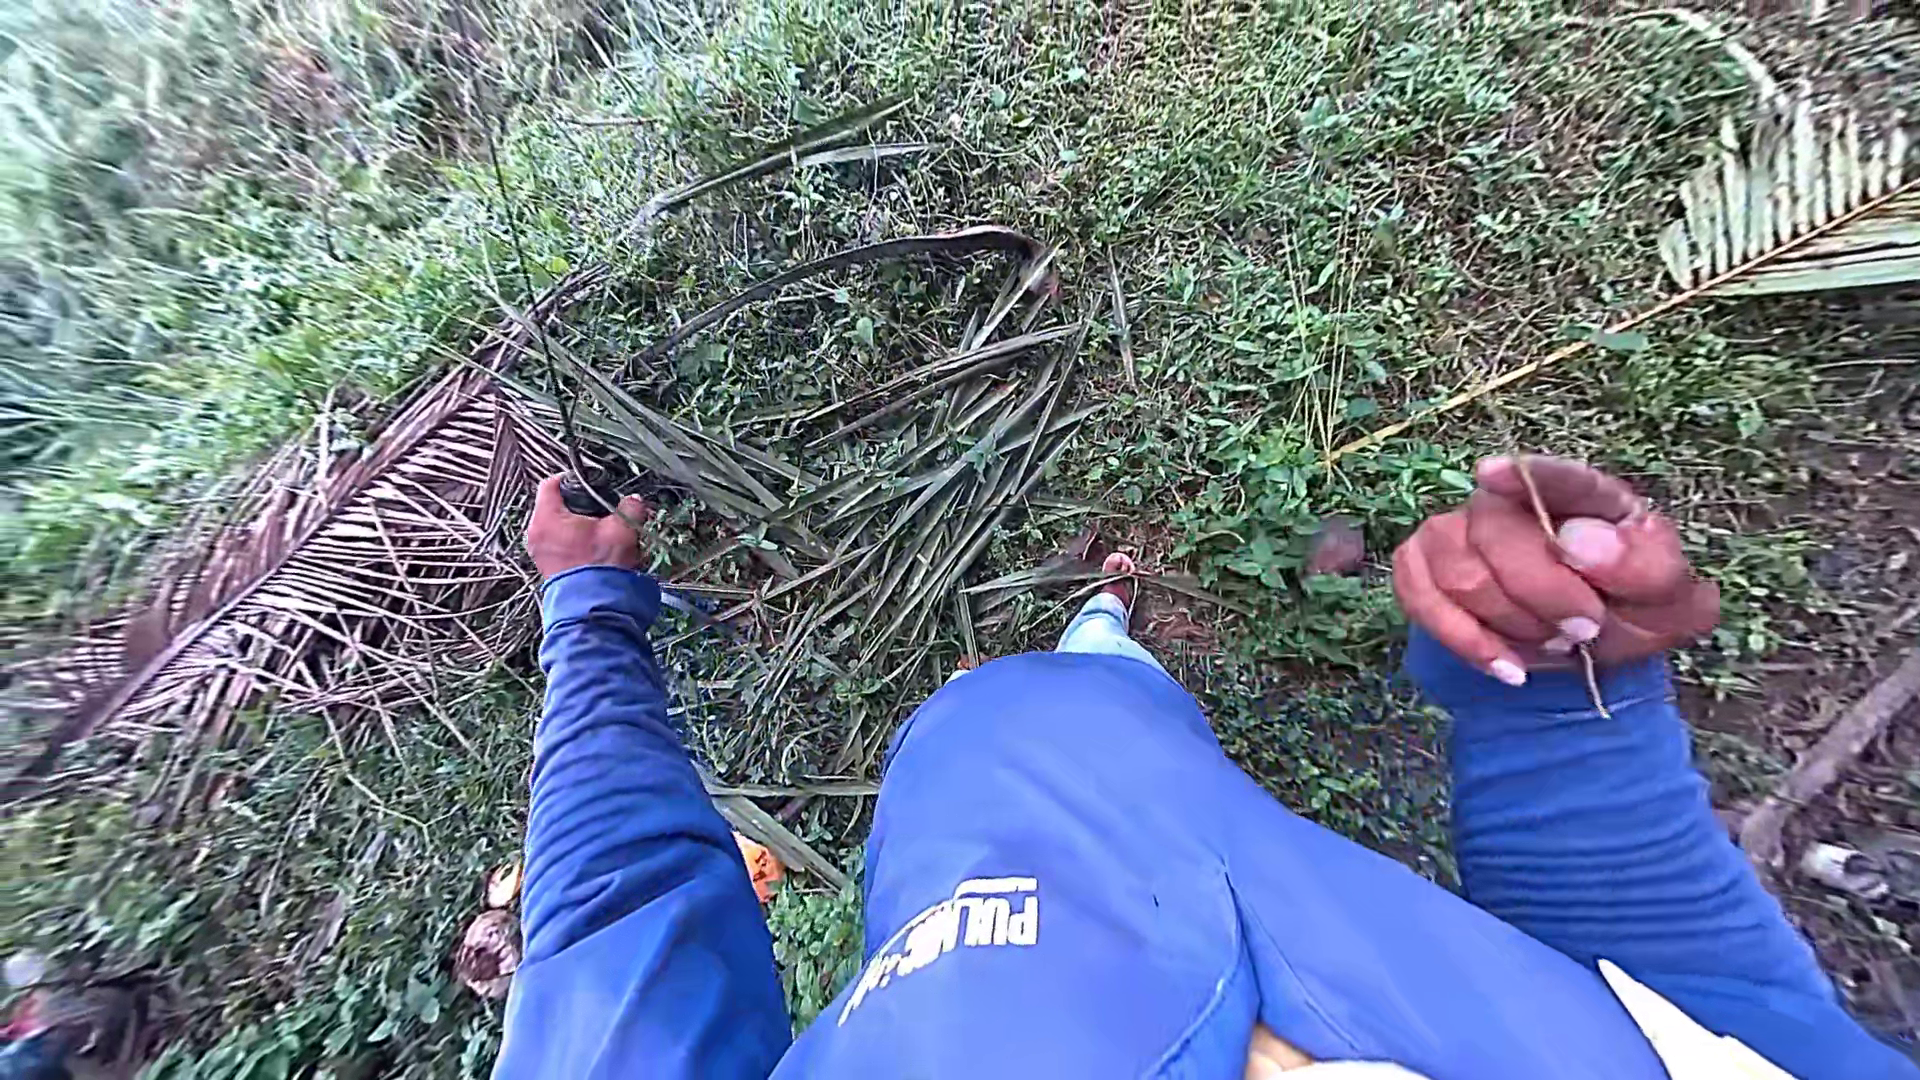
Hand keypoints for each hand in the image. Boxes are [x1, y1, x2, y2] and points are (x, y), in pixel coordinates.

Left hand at [525, 474, 651, 580]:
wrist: (597, 602)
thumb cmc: (603, 565)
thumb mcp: (622, 529)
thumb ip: (629, 508)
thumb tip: (634, 500)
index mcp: (548, 518)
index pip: (552, 484)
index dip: (572, 478)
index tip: (589, 481)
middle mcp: (536, 532)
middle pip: (555, 506)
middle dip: (580, 505)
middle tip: (601, 508)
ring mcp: (539, 551)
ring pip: (558, 525)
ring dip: (578, 524)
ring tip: (602, 529)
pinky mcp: (548, 565)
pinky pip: (559, 543)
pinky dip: (575, 540)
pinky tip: (595, 546)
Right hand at [1392, 455, 1718, 684]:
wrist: (1575, 645)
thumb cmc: (1626, 614)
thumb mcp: (1673, 604)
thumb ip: (1646, 569)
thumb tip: (1576, 541)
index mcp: (1578, 498)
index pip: (1551, 478)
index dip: (1519, 476)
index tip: (1490, 473)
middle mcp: (1499, 504)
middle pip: (1493, 536)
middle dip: (1540, 595)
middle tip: (1582, 630)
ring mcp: (1446, 533)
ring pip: (1456, 575)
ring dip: (1507, 622)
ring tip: (1546, 641)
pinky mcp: (1414, 567)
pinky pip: (1419, 600)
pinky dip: (1462, 638)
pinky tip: (1501, 661)